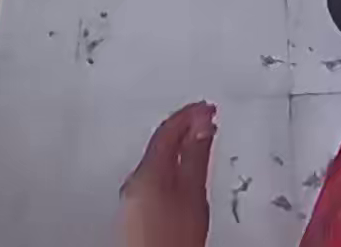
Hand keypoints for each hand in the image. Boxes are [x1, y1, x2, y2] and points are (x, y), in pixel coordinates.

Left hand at [121, 101, 216, 246]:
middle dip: (186, 127)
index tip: (209, 107)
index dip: (191, 112)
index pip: (168, 128)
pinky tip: (185, 170)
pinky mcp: (135, 214)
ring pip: (158, 160)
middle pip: (161, 142)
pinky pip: (154, 177)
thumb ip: (198, 152)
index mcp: (147, 172)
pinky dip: (172, 165)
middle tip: (207, 118)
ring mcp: (132, 200)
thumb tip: (202, 122)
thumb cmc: (174, 240)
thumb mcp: (194, 191)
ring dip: (180, 146)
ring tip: (201, 140)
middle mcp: (134, 183)